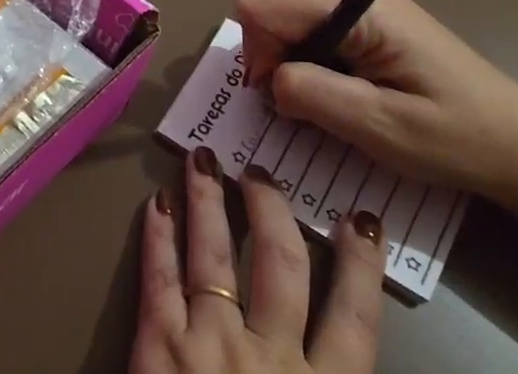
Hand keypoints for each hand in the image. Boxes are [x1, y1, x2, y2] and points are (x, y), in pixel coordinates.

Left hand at [132, 145, 386, 373]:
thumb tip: (349, 361)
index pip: (354, 317)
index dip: (361, 265)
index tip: (360, 220)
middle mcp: (270, 356)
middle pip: (280, 266)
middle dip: (271, 212)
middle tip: (261, 173)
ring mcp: (209, 342)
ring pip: (214, 256)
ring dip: (209, 203)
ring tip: (205, 162)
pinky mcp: (156, 342)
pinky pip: (158, 276)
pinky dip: (158, 236)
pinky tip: (157, 203)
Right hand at [237, 0, 517, 201]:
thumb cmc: (462, 141)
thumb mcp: (379, 125)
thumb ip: (310, 92)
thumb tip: (266, 80)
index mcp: (361, 9)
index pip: (262, 10)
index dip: (258, 54)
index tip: (283, 99)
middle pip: (273, 20)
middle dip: (277, 67)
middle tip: (313, 114)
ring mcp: (366, 15)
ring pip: (290, 35)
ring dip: (298, 76)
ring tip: (338, 113)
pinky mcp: (372, 34)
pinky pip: (315, 45)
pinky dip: (316, 77)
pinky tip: (350, 104)